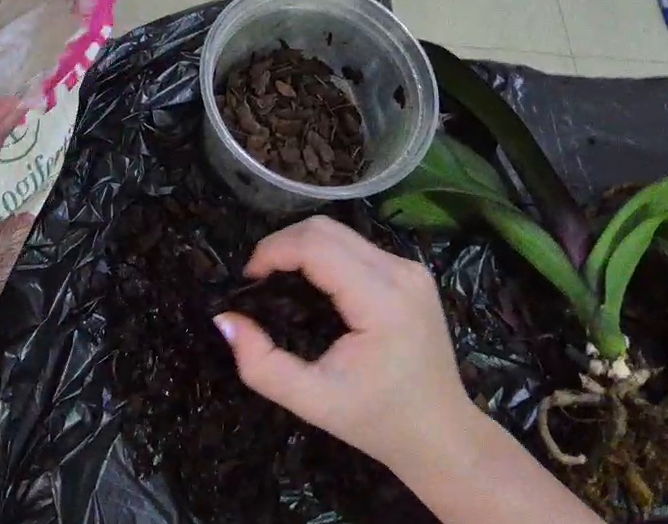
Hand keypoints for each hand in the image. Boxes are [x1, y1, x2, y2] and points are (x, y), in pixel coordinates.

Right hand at [213, 217, 479, 470]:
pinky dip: (323, 255)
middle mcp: (400, 272)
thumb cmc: (378, 422)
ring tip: (281, 280)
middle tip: (260, 279)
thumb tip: (224, 320)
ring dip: (301, 247)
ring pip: (339, 232)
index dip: (273, 250)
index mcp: (382, 301)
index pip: (316, 246)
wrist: (443, 437)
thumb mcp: (312, 402)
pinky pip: (354, 245)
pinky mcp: (410, 271)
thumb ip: (261, 365)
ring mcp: (410, 268)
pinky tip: (313, 284)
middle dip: (282, 245)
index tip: (249, 280)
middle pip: (325, 229)